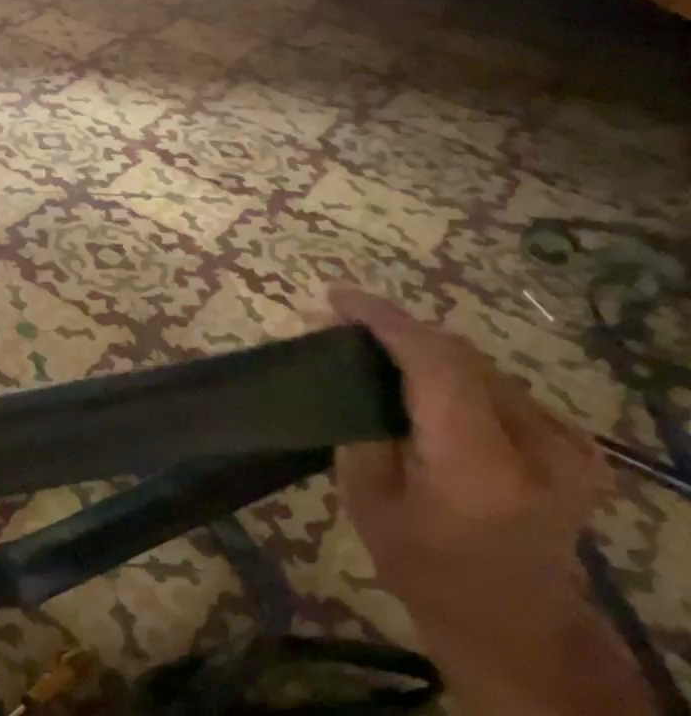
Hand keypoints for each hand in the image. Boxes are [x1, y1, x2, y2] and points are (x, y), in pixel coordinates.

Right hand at [330, 288, 651, 715]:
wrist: (510, 619)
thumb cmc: (420, 562)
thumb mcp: (366, 496)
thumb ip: (364, 423)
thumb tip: (350, 359)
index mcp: (479, 469)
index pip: (438, 368)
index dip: (387, 322)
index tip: (337, 296)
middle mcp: (540, 450)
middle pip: (464, 360)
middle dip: (401, 331)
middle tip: (344, 321)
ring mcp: (571, 448)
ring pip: (485, 368)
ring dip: (427, 351)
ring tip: (375, 347)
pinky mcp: (577, 447)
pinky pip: (504, 388)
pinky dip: (456, 374)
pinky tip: (421, 381)